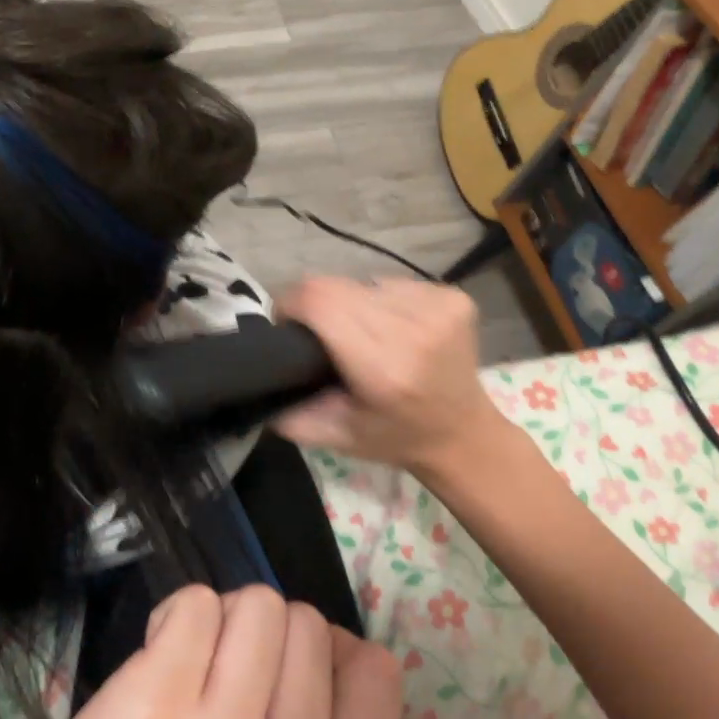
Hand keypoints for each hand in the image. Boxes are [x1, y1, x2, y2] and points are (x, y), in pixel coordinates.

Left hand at [74, 585, 399, 718]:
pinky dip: (179, 616)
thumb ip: (319, 717)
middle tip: (236, 675)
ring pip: (258, 606)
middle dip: (273, 640)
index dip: (343, 655)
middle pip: (309, 625)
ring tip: (200, 664)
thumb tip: (353, 651)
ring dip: (228, 622)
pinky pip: (196, 603)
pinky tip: (163, 652)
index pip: (375, 674)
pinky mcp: (158, 694)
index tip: (309, 668)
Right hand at [273, 278, 506, 475]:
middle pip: (334, 285)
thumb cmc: (393, 437)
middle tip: (318, 334)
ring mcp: (438, 308)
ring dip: (350, 302)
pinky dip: (380, 301)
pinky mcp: (454, 297)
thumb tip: (254, 380)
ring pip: (361, 281)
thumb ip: (288, 413)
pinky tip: (392, 328)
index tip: (286, 326)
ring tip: (360, 333)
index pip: (318, 300)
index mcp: (382, 366)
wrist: (464, 436)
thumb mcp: (333, 436)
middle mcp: (414, 329)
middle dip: (315, 304)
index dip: (290, 305)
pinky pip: (391, 282)